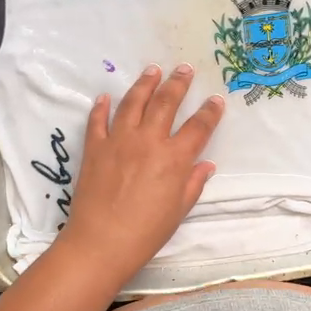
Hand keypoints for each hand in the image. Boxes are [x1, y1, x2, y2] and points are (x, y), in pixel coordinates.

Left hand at [53, 64, 223, 282]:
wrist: (101, 242)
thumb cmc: (146, 233)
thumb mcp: (178, 211)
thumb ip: (192, 184)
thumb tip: (205, 166)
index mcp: (174, 159)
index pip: (198, 127)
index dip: (209, 112)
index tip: (215, 100)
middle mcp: (148, 141)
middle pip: (166, 102)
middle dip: (178, 83)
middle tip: (184, 69)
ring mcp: (118, 141)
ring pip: (133, 102)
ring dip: (145, 83)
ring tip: (152, 70)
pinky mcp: (94, 147)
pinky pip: (98, 120)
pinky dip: (102, 106)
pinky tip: (105, 97)